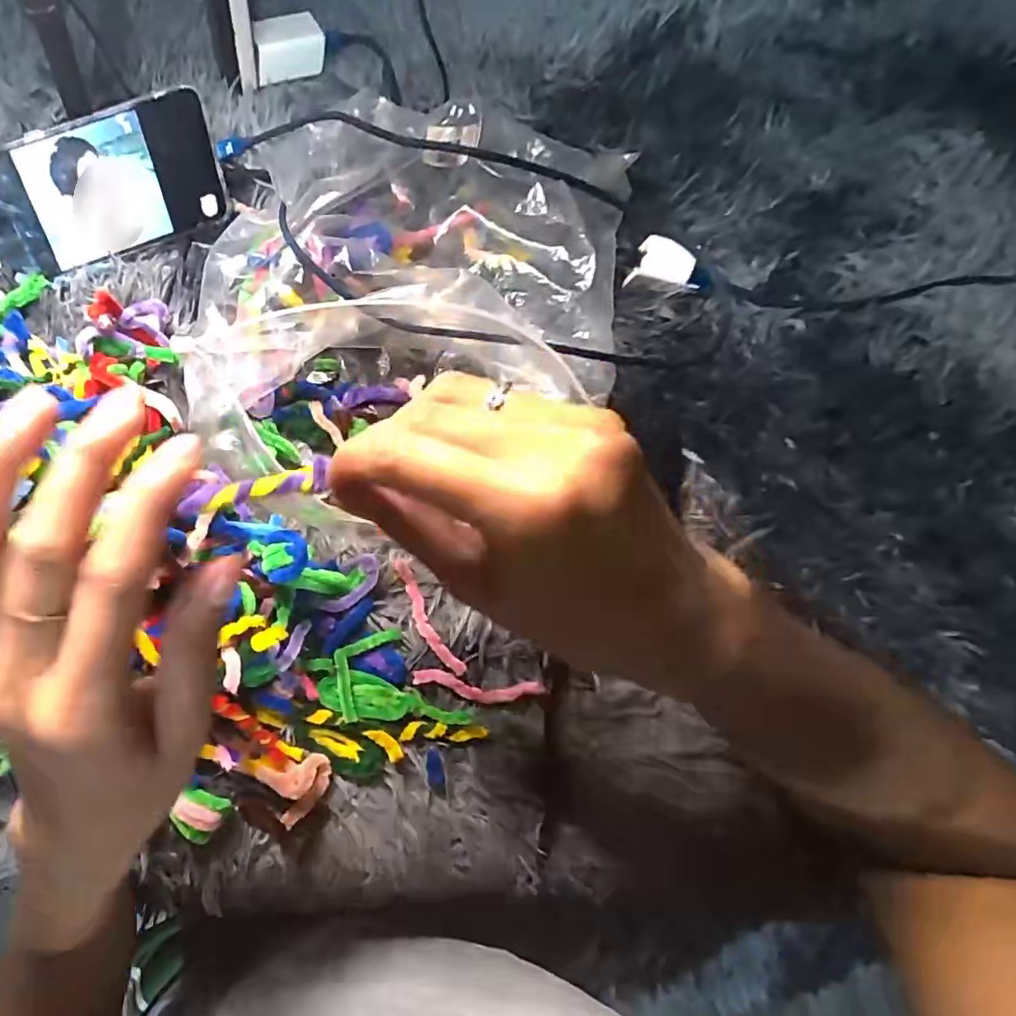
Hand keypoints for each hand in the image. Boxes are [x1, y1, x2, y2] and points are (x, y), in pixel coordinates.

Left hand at [0, 386, 239, 935]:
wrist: (63, 834)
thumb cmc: (135, 791)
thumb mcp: (186, 734)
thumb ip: (195, 646)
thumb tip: (222, 557)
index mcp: (79, 707)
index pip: (108, 583)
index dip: (148, 505)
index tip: (187, 451)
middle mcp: (14, 673)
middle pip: (34, 550)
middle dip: (81, 465)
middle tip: (128, 405)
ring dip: (2, 463)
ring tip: (44, 400)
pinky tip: (14, 447)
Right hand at [329, 372, 753, 701]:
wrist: (679, 610)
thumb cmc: (569, 621)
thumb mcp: (473, 584)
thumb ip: (406, 523)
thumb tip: (350, 484)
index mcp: (522, 506)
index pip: (407, 453)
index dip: (356, 461)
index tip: (336, 482)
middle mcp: (551, 445)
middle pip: (427, 412)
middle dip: (382, 442)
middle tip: (368, 479)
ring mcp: (578, 420)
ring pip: (458, 394)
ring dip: (418, 427)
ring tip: (413, 467)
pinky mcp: (591, 412)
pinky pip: (498, 400)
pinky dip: (462, 424)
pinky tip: (465, 459)